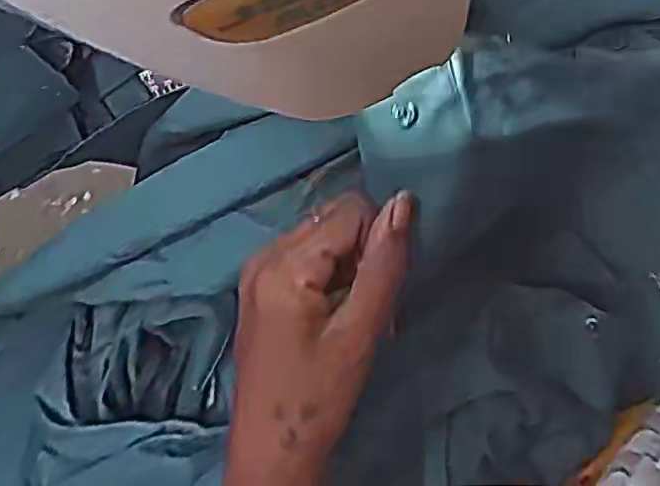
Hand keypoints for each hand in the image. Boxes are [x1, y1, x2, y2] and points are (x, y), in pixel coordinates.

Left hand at [224, 191, 414, 485]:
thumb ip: (384, 262)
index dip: (375, 242)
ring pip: (323, 230)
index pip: (351, 211)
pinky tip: (329, 310)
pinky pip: (306, 248)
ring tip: (347, 310)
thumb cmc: (318, 398)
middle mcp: (264, 254)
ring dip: (346, 259)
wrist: (270, 458)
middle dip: (360, 248)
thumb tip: (403, 201)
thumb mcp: (360, 332)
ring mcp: (256, 268)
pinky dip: (328, 268)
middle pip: (334, 217)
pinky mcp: (258, 283)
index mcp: (284, 264)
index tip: (373, 289)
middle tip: (362, 302)